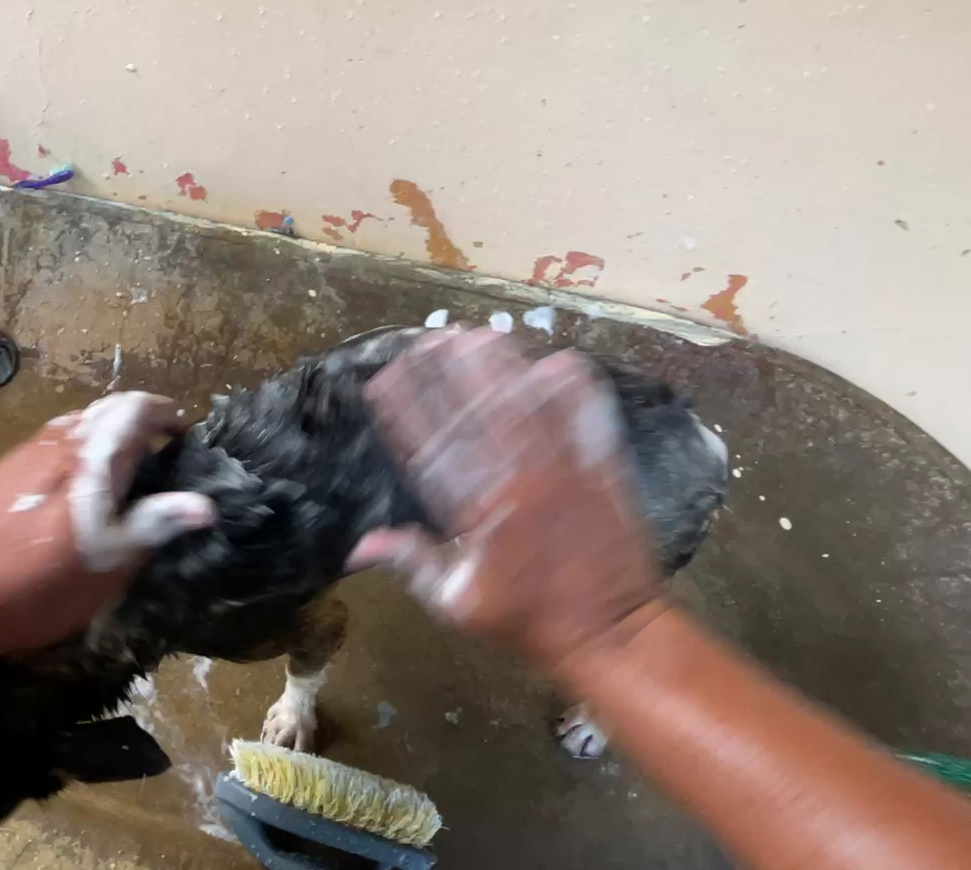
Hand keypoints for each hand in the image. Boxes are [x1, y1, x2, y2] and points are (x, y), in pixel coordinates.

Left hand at [0, 392, 216, 652]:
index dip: (165, 412)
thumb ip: (156, 524)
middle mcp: (59, 441)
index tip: (183, 431)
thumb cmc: (39, 582)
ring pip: (77, 425)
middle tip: (158, 450)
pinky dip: (78, 449)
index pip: (137, 409)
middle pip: (107, 410)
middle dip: (138, 421)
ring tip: (121, 468)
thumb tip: (206, 505)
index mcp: (92, 456)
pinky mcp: (2, 470)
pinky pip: (52, 442)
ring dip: (107, 434)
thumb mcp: (109, 561)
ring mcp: (25, 452)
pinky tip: (73, 486)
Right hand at [348, 332, 663, 668]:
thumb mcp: (457, 603)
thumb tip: (356, 546)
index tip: (384, 379)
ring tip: (480, 334)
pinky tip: (560, 360)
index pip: (431, 449)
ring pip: (527, 410)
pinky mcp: (603, 474)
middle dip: (451, 373)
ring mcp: (565, 474)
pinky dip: (576, 393)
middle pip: (479, 416)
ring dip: (502, 369)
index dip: (404, 410)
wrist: (613, 636)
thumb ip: (412, 563)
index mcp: (478, 513)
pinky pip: (589, 424)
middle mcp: (518, 483)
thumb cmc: (528, 622)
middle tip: (431, 337)